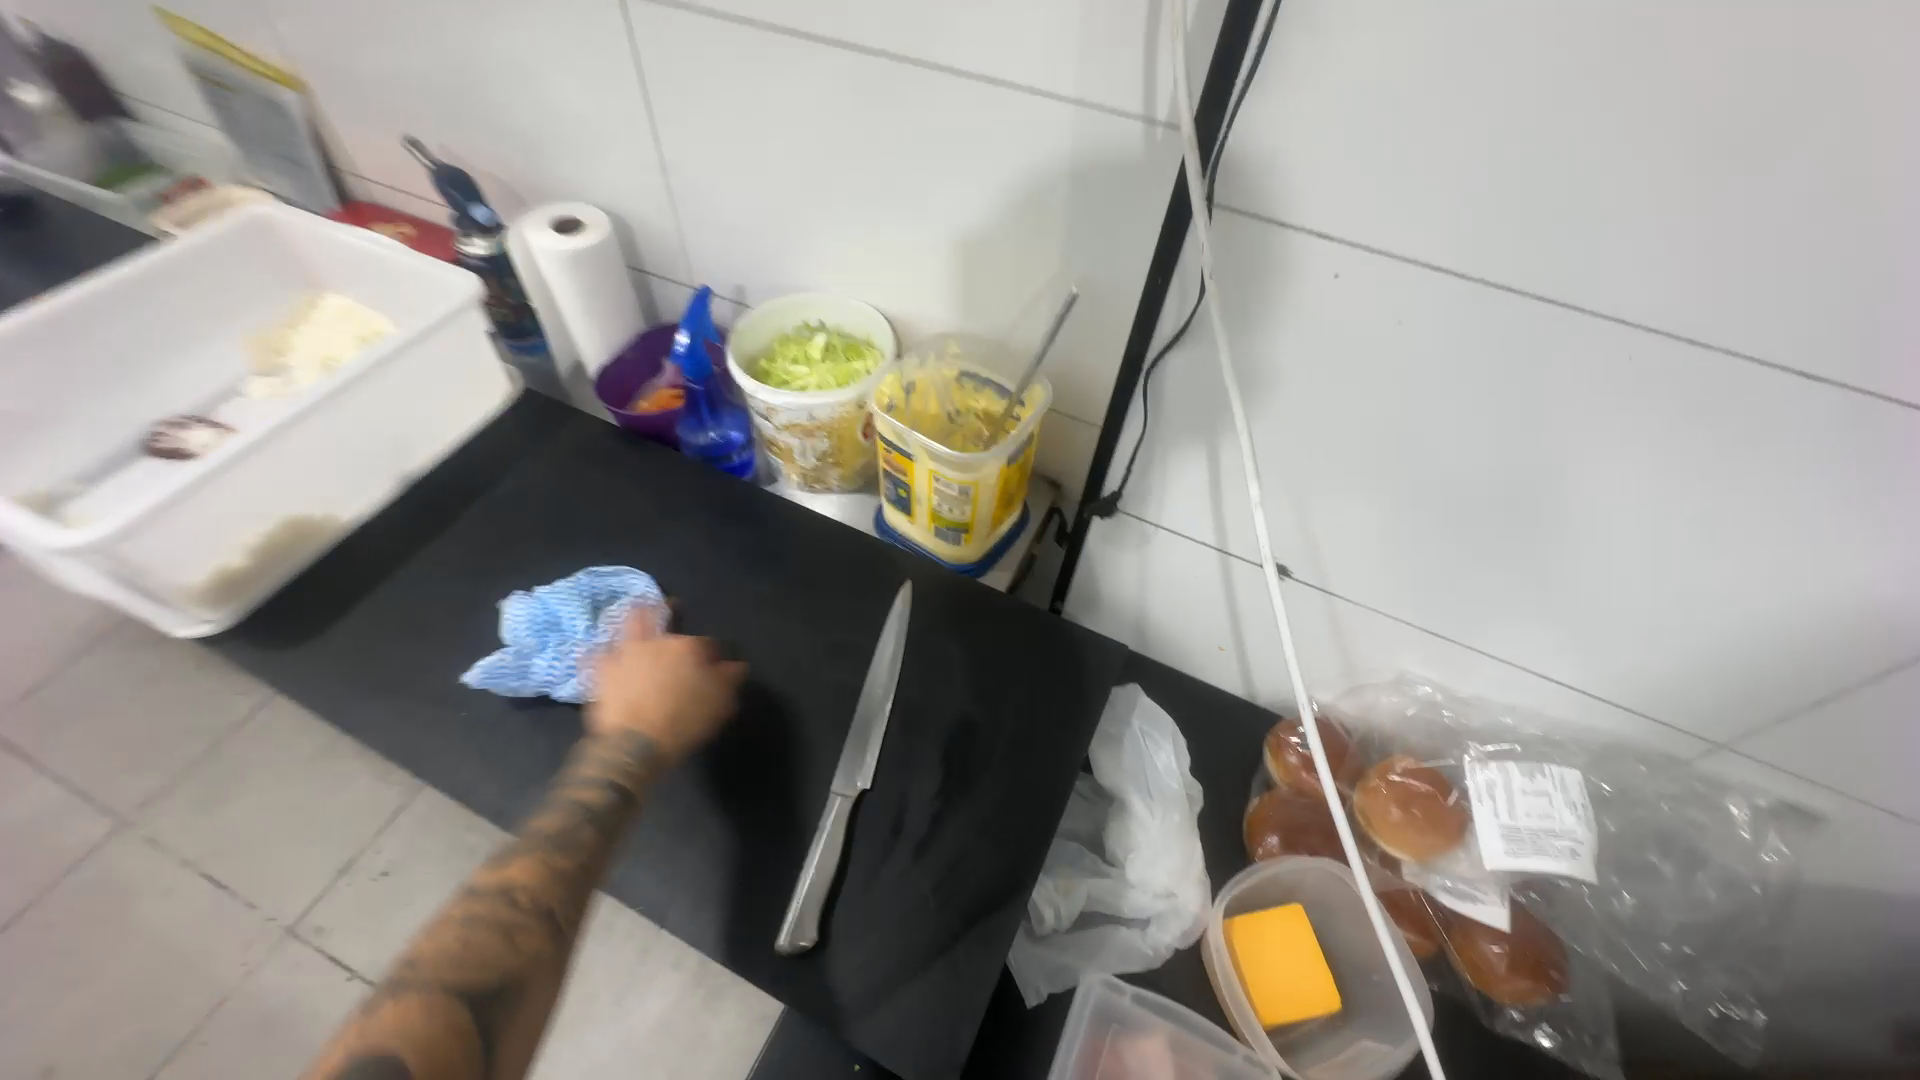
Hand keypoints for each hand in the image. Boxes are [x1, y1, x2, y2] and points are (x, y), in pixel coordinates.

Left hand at [588, 607, 746, 761]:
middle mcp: (655, 642)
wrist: (635, 745)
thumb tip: (736, 664)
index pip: (706, 643)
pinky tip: (598, 650)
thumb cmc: (684, 722)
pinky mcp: (601, 672)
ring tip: (634, 611)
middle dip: (665, 608)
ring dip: (631, 617)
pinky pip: (595, 655)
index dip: (711, 652)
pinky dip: (597, 651)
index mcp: (688, 648)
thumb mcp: (721, 703)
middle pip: (660, 616)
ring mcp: (624, 654)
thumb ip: (730, 679)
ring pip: (627, 625)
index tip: (714, 663)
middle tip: (669, 606)